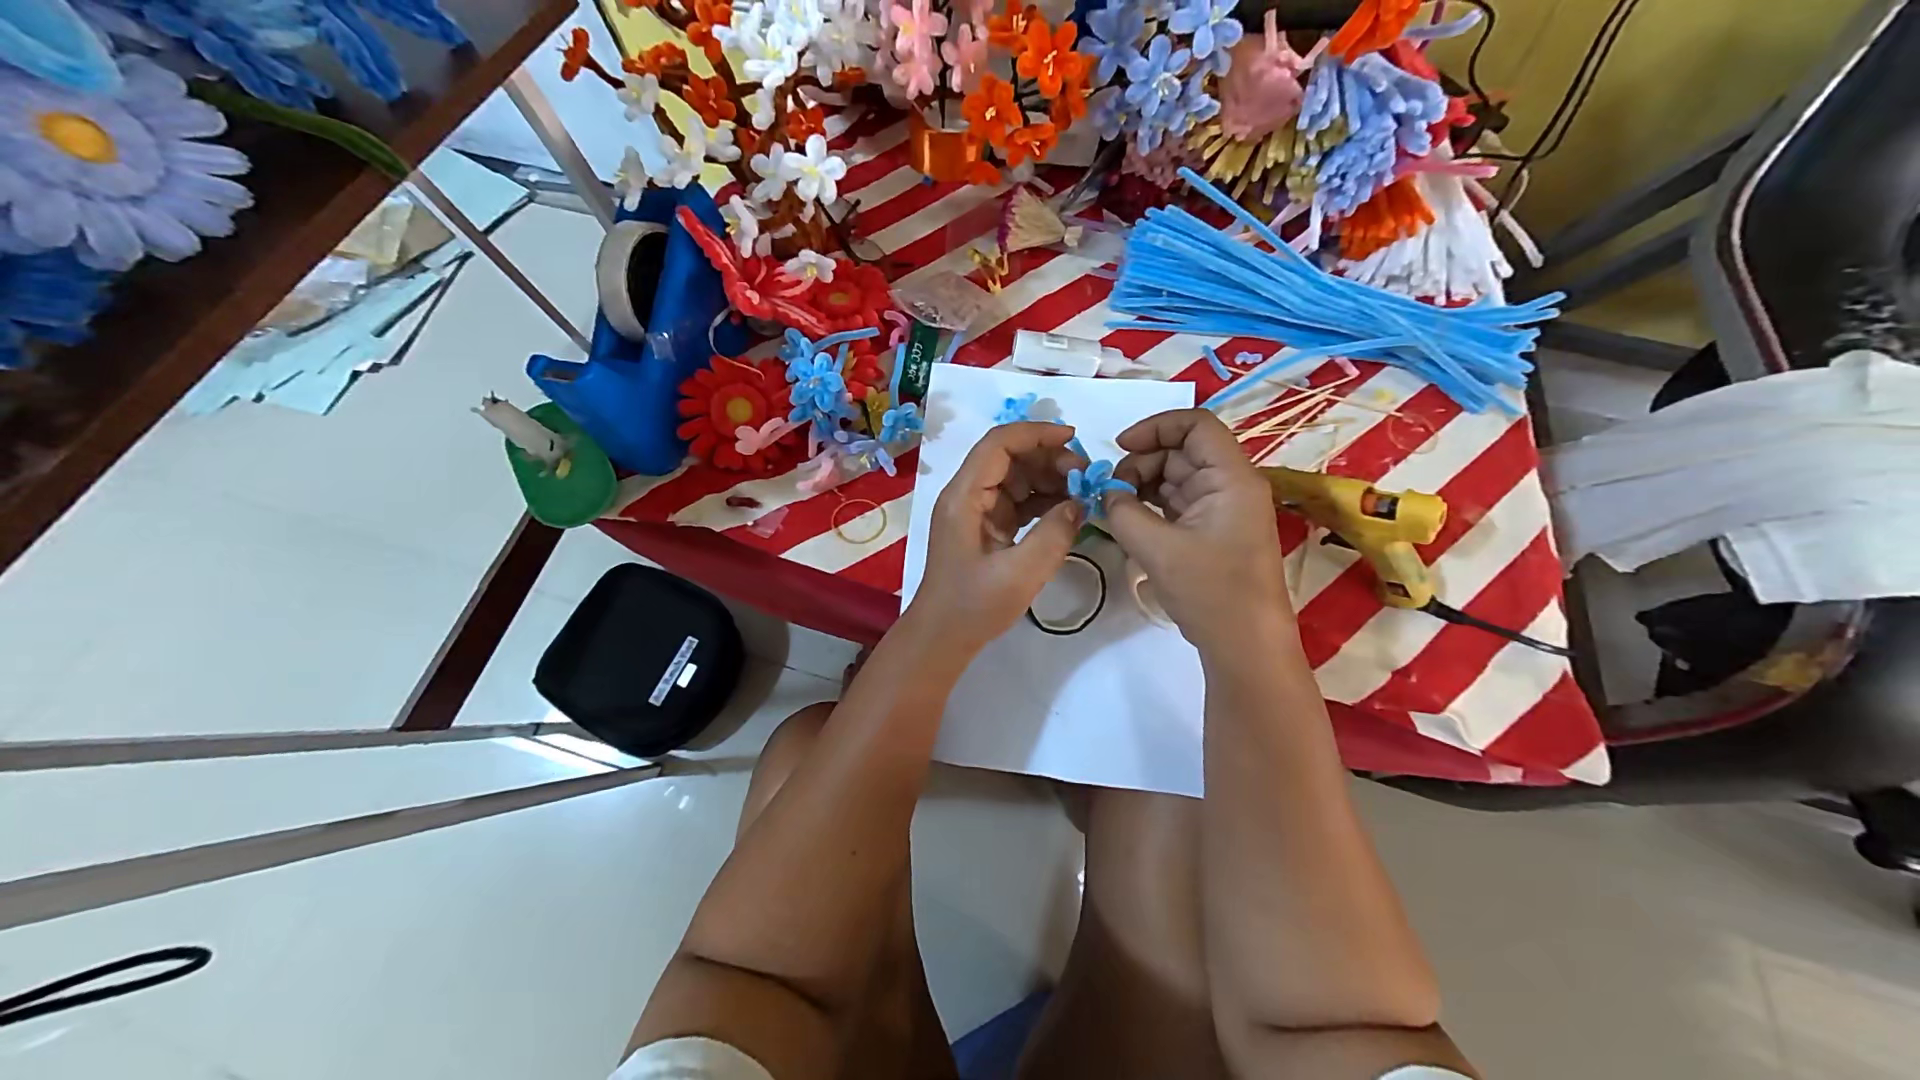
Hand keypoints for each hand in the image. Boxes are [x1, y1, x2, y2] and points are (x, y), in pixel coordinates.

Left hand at [906, 421, 1084, 655]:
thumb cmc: (973, 606)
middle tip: (1084, 477)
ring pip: (1014, 478)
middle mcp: (966, 496)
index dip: (1036, 433)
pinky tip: (1066, 510)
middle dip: (1048, 458)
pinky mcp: (985, 528)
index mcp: (964, 497)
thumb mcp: (1020, 573)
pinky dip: (1041, 501)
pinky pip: (1016, 501)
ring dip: (1047, 479)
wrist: (942, 637)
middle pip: (1008, 457)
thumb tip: (1080, 504)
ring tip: (1080, 493)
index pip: (998, 444)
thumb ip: (1054, 535)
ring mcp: (975, 512)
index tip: (1074, 439)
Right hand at [1105, 409, 1291, 653]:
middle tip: (1110, 491)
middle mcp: (1230, 485)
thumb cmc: (1211, 591)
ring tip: (1114, 507)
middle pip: (1181, 451)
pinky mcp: (1211, 531)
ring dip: (1142, 485)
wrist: (1245, 644)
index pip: (1195, 425)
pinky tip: (1128, 519)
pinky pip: (1177, 503)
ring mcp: (1221, 508)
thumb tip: (1106, 493)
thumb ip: (1123, 512)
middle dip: (1141, 463)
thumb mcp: (1158, 549)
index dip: (1155, 427)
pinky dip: (1150, 505)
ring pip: (1176, 477)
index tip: (1119, 448)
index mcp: (1231, 478)